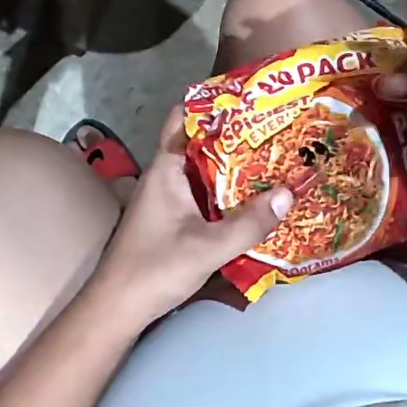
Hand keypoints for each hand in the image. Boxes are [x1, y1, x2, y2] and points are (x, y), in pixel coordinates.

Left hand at [83, 108, 292, 327]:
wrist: (117, 308)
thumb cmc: (155, 268)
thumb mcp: (208, 247)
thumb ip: (249, 223)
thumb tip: (289, 192)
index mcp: (165, 169)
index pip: (183, 117)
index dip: (211, 102)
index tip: (247, 98)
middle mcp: (164, 176)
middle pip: (199, 142)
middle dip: (234, 134)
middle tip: (274, 128)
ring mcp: (167, 198)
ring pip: (203, 169)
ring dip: (232, 164)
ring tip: (272, 157)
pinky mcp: (172, 218)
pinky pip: (203, 193)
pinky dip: (226, 190)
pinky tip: (253, 197)